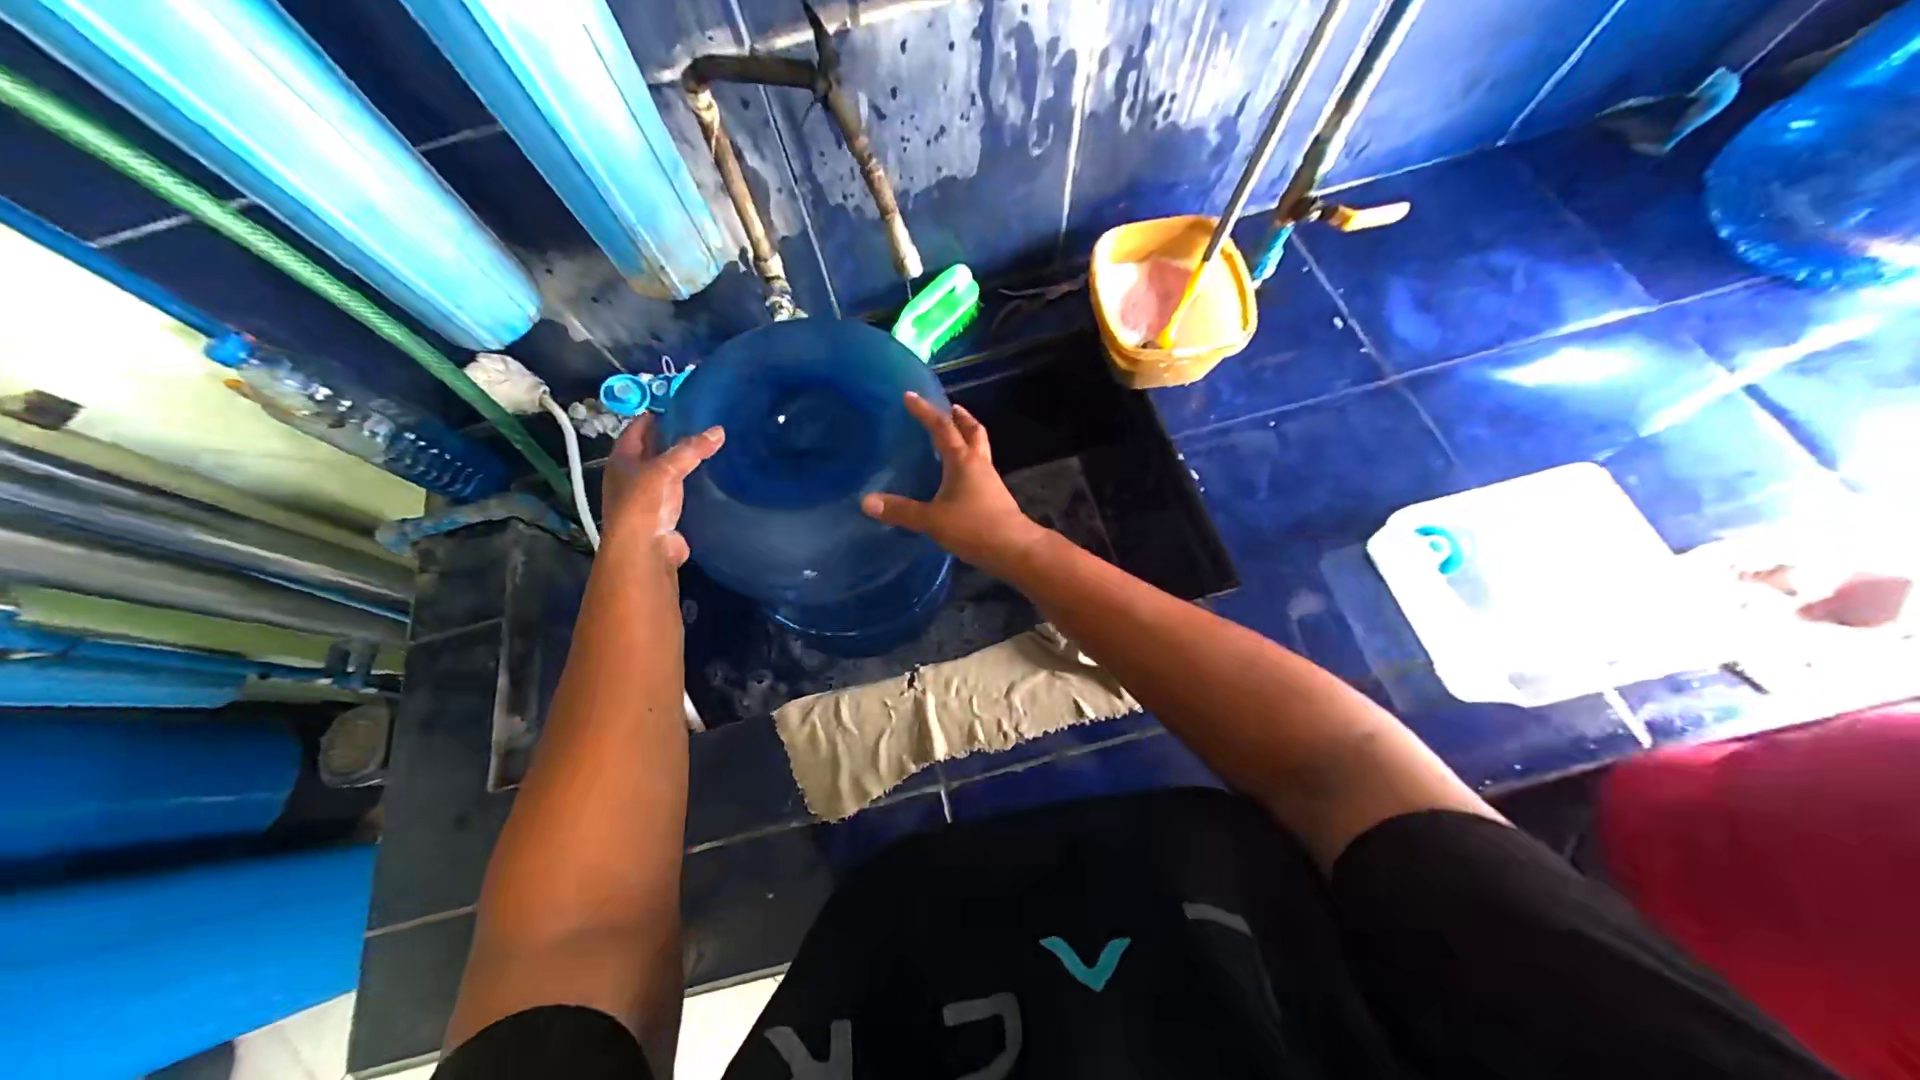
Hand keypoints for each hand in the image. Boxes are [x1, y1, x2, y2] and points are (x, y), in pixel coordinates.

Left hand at [601, 414, 724, 565]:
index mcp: (622, 458)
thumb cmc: (643, 503)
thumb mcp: (666, 469)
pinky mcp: (662, 512)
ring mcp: (646, 494)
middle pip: (652, 448)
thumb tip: (719, 431)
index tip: (681, 404)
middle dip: (672, 436)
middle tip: (701, 424)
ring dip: (682, 461)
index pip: (638, 427)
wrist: (643, 549)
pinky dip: (690, 482)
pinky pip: (678, 489)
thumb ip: (692, 449)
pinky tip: (708, 477)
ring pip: (666, 470)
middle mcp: (630, 474)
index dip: (656, 414)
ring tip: (709, 448)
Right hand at [861, 392, 1046, 575]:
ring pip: (979, 449)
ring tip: (954, 438)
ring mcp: (990, 481)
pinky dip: (969, 463)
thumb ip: (900, 510)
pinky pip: (980, 469)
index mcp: (962, 461)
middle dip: (959, 418)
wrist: (1015, 549)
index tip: (910, 396)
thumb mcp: (932, 520)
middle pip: (972, 432)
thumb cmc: (974, 528)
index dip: (925, 411)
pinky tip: (960, 476)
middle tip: (950, 408)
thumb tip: (866, 502)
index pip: (942, 428)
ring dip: (967, 438)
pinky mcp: (995, 497)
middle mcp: (979, 464)